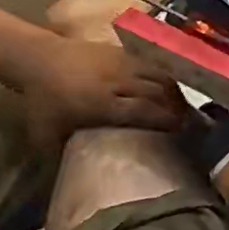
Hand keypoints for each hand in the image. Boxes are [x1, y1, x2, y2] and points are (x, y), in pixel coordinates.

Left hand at [18, 36, 188, 145]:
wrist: (42, 60)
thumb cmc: (43, 101)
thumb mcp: (44, 133)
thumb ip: (62, 152)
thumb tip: (71, 175)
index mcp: (102, 104)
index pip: (143, 111)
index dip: (164, 120)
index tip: (178, 130)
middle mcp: (120, 83)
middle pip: (158, 92)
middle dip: (175, 106)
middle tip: (185, 119)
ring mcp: (126, 65)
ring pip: (160, 76)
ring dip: (174, 91)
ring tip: (181, 103)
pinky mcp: (127, 53)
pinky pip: (154, 65)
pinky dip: (165, 76)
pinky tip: (167, 86)